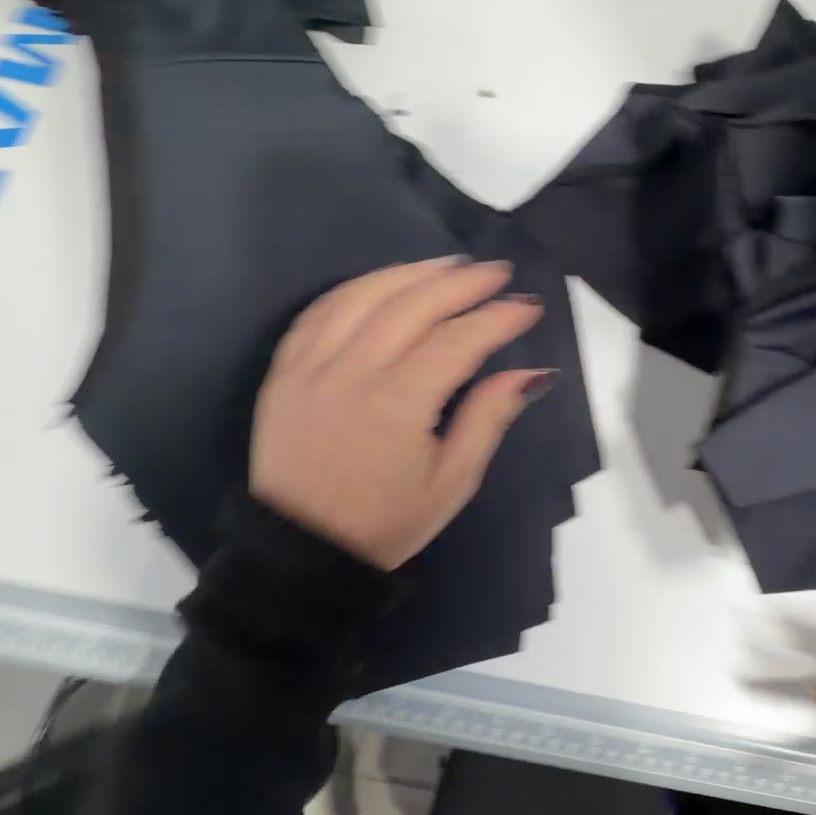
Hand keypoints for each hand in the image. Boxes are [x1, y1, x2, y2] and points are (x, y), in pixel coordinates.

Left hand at [250, 257, 554, 569]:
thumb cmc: (388, 522)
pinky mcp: (284, 371)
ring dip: (410, 272)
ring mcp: (310, 367)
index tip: (529, 306)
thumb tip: (531, 373)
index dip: (498, 318)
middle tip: (497, 271)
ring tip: (449, 264)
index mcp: (397, 405)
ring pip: (363, 296)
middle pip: (412, 305)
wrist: (304, 550)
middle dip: (461, 282)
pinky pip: (320, 311)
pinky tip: (385, 284)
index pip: (457, 341)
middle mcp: (351, 372)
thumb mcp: (453, 482)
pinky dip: (358, 289)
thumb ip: (489, 419)